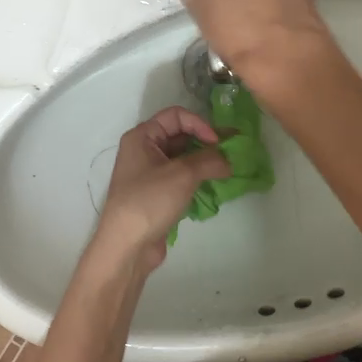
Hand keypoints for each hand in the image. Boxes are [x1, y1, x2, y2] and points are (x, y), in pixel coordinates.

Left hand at [89, 108, 231, 274]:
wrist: (128, 245)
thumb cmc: (150, 200)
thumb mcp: (182, 174)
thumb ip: (209, 160)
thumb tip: (228, 160)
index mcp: (142, 137)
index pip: (176, 116)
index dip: (199, 124)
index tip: (217, 143)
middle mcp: (143, 150)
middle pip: (180, 136)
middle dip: (206, 142)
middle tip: (233, 152)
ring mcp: (150, 173)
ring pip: (183, 158)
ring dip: (205, 161)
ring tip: (228, 169)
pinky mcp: (157, 193)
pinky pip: (181, 177)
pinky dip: (198, 178)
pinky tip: (215, 185)